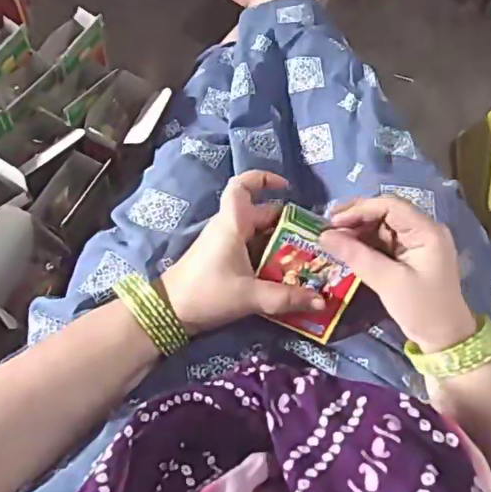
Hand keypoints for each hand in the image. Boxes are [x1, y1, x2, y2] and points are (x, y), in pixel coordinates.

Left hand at [159, 171, 326, 334]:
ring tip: (305, 257)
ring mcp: (224, 243)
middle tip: (312, 239)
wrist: (169, 312)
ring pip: (257, 233)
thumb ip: (286, 298)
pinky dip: (268, 255)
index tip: (287, 187)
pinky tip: (283, 272)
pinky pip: (251, 248)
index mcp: (232, 223)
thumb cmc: (206, 293)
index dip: (264, 179)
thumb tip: (321, 301)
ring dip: (279, 242)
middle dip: (287, 223)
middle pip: (261, 214)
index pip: (243, 186)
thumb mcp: (250, 296)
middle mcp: (229, 227)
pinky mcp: (222, 259)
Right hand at [319, 196, 476, 351]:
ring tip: (332, 238)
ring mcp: (418, 242)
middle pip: (386, 211)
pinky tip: (347, 247)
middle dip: (356, 217)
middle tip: (327, 228)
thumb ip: (356, 255)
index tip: (333, 221)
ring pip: (382, 225)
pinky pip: (384, 240)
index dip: (360, 209)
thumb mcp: (387, 282)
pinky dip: (365, 242)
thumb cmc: (421, 309)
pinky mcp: (410, 255)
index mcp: (427, 231)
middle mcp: (424, 230)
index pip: (390, 205)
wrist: (445, 339)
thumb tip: (323, 236)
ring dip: (358, 229)